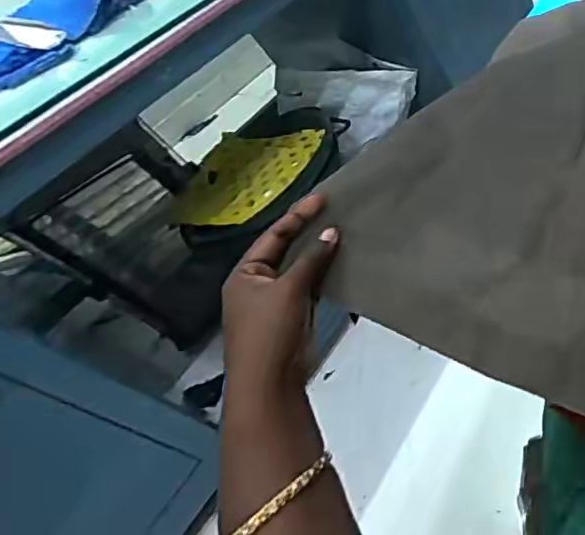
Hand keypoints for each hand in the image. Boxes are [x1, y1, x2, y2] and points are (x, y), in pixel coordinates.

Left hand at [222, 193, 339, 397]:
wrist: (269, 386)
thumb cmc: (270, 332)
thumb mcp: (290, 289)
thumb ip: (312, 258)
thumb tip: (331, 231)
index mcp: (244, 274)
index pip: (273, 235)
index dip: (298, 215)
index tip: (322, 198)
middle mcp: (255, 284)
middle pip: (284, 249)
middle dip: (307, 231)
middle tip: (332, 209)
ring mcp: (273, 301)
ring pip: (297, 267)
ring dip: (316, 251)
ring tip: (340, 228)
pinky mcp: (290, 315)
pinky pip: (306, 284)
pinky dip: (320, 271)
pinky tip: (338, 259)